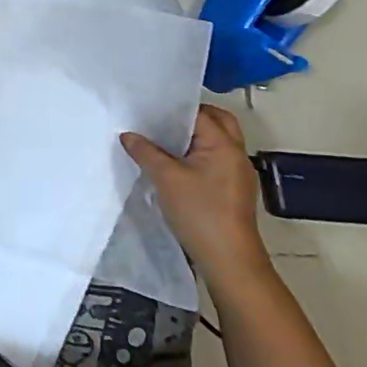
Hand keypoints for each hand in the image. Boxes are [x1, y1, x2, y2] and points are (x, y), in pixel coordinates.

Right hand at [121, 105, 267, 281]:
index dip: (174, 109)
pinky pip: (216, 160)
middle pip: (217, 122)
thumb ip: (146, 152)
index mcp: (224, 145)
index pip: (200, 113)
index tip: (149, 109)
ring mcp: (238, 173)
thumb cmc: (199, 211)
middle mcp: (236, 154)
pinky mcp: (233, 190)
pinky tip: (175, 167)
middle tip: (161, 122)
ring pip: (217, 142)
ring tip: (162, 142)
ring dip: (194, 138)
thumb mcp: (165, 178)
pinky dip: (198, 155)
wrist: (228, 258)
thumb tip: (128, 135)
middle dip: (191, 118)